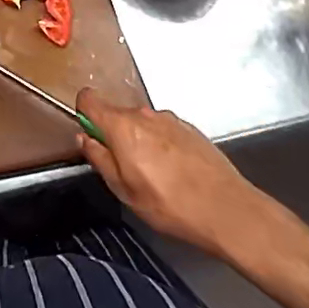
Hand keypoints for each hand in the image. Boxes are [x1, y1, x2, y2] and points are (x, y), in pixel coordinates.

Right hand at [76, 89, 267, 256]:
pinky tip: (173, 173)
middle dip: (114, 136)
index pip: (89, 99)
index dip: (84, 113)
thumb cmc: (172, 204)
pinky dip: (161, 145)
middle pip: (117, 114)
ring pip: (141, 124)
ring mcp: (170, 119)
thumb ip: (99, 158)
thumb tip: (85, 140)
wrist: (225, 208)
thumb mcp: (123, 190)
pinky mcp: (189, 128)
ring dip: (139, 142)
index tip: (90, 135)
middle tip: (123, 170)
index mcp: (122, 127)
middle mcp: (145, 115)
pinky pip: (163, 130)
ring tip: (153, 177)